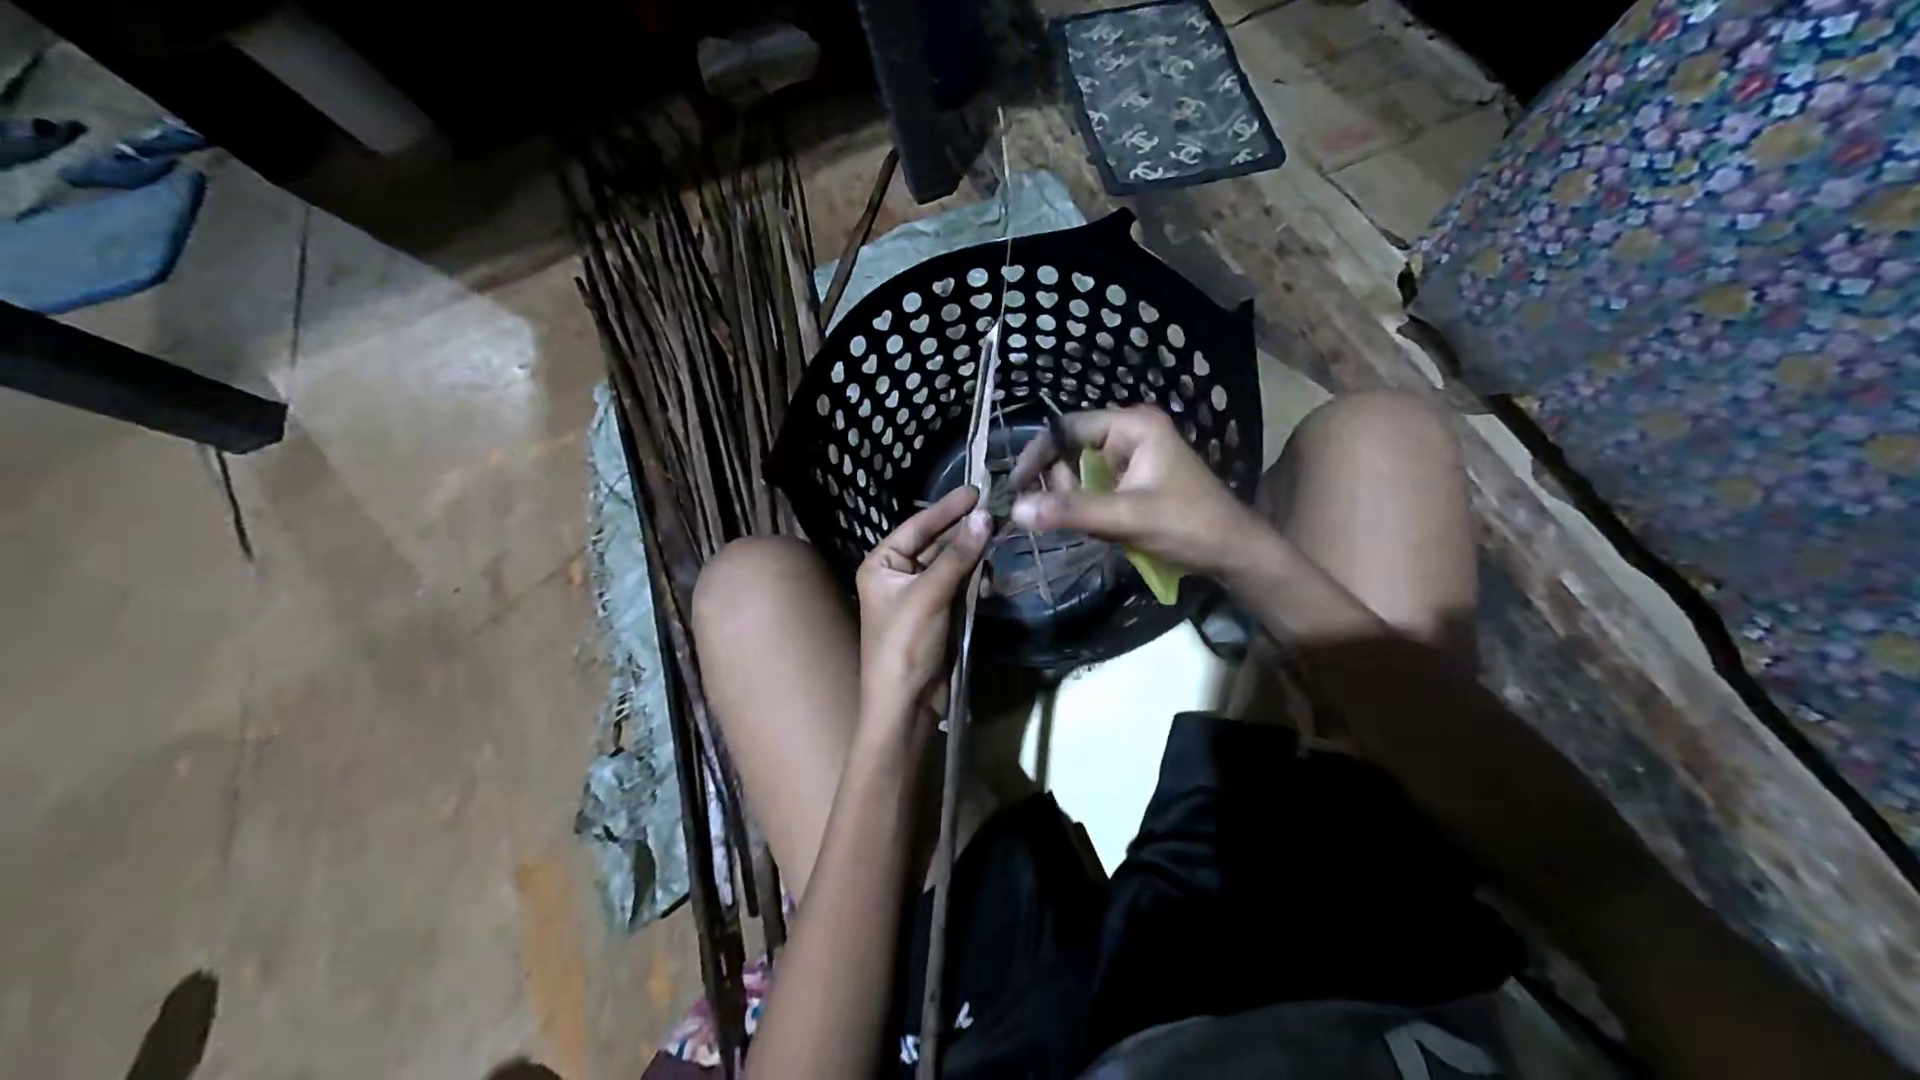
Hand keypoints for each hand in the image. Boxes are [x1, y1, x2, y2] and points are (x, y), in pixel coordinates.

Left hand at [856, 485, 992, 729]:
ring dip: (973, 554)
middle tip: (998, 511)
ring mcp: (920, 594)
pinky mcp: (939, 612)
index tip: (977, 491)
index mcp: (881, 564)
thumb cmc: (905, 644)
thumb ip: (958, 556)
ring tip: (1000, 537)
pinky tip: (991, 576)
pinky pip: (960, 585)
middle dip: (965, 531)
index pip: (917, 526)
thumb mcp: (929, 595)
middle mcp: (898, 574)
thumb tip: (986, 516)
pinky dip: (975, 579)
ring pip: (952, 563)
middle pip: (936, 543)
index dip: (947, 509)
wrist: (907, 705)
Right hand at [1009, 405, 1271, 577]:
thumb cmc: (1187, 526)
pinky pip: (1095, 488)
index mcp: (1133, 426)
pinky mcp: (1135, 480)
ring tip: (1096, 524)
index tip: (1015, 486)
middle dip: (1060, 484)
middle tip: (1063, 514)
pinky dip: (1089, 507)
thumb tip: (1015, 510)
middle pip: (1070, 450)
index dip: (1037, 455)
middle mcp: (1130, 433)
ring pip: (1080, 473)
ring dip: (1076, 500)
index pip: (1066, 428)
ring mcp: (1133, 457)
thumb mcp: (1125, 518)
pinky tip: (1103, 527)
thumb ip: (1071, 511)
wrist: (1233, 553)